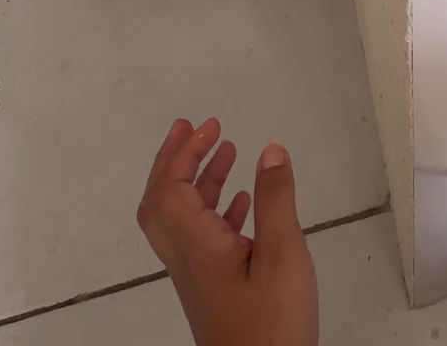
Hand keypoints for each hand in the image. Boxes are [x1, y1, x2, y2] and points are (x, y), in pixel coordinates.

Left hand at [137, 118, 317, 345]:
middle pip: (162, 204)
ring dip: (198, 181)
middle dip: (174, 162)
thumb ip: (276, 198)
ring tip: (228, 151)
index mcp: (197, 248)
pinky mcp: (215, 288)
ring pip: (183, 220)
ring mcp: (200, 276)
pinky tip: (241, 201)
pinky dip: (215, 208)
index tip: (210, 124)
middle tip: (197, 128)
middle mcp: (188, 260)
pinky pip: (203, 237)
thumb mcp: (284, 254)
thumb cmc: (273, 321)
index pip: (170, 191)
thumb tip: (270, 147)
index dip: (183, 154)